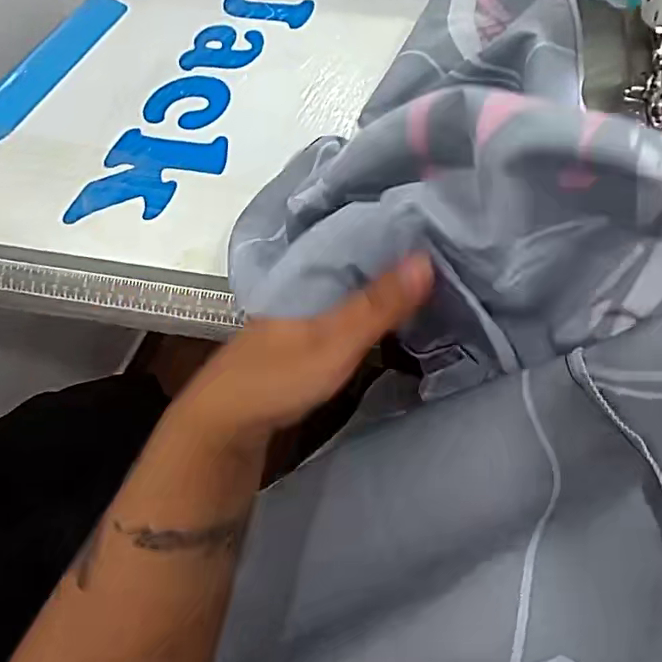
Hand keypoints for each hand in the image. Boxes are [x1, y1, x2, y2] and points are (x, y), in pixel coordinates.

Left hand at [164, 254, 434, 448]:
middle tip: (440, 259)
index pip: (356, 242)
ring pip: (347, 294)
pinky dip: (366, 316)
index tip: (434, 231)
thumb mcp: (336, 341)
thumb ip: (379, 304)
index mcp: (305, 277)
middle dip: (391, 264)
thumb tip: (426, 258)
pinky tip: (387, 321)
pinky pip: (341, 318)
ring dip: (380, 292)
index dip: (393, 236)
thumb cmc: (278, 379)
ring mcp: (297, 319)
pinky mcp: (297, 345)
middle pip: (354, 268)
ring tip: (424, 286)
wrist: (221, 430)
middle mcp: (300, 290)